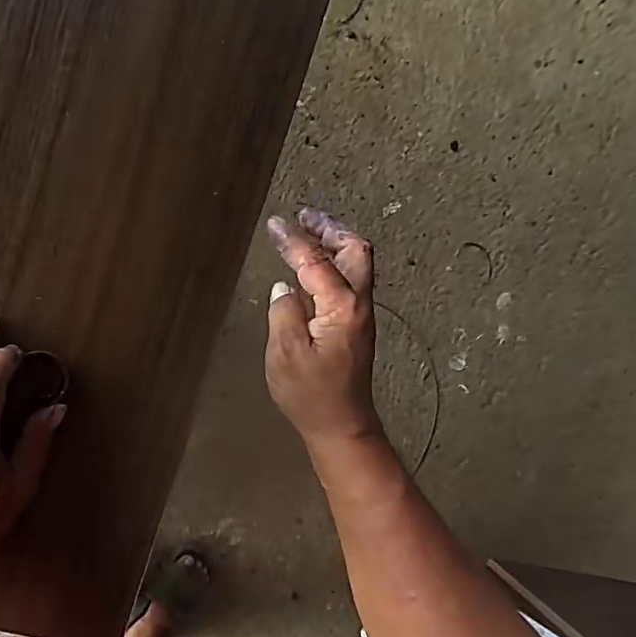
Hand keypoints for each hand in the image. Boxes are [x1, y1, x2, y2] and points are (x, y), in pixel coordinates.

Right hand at [264, 209, 379, 441]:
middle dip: (331, 228)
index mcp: (341, 308)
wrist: (340, 422)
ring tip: (311, 229)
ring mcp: (359, 314)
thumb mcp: (285, 353)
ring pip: (356, 264)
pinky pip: (349, 280)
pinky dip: (334, 261)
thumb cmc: (309, 392)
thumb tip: (283, 288)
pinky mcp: (353, 324)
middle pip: (355, 252)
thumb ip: (283, 314)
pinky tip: (314, 265)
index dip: (295, 240)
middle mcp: (358, 304)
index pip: (316, 262)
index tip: (276, 223)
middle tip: (305, 214)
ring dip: (335, 242)